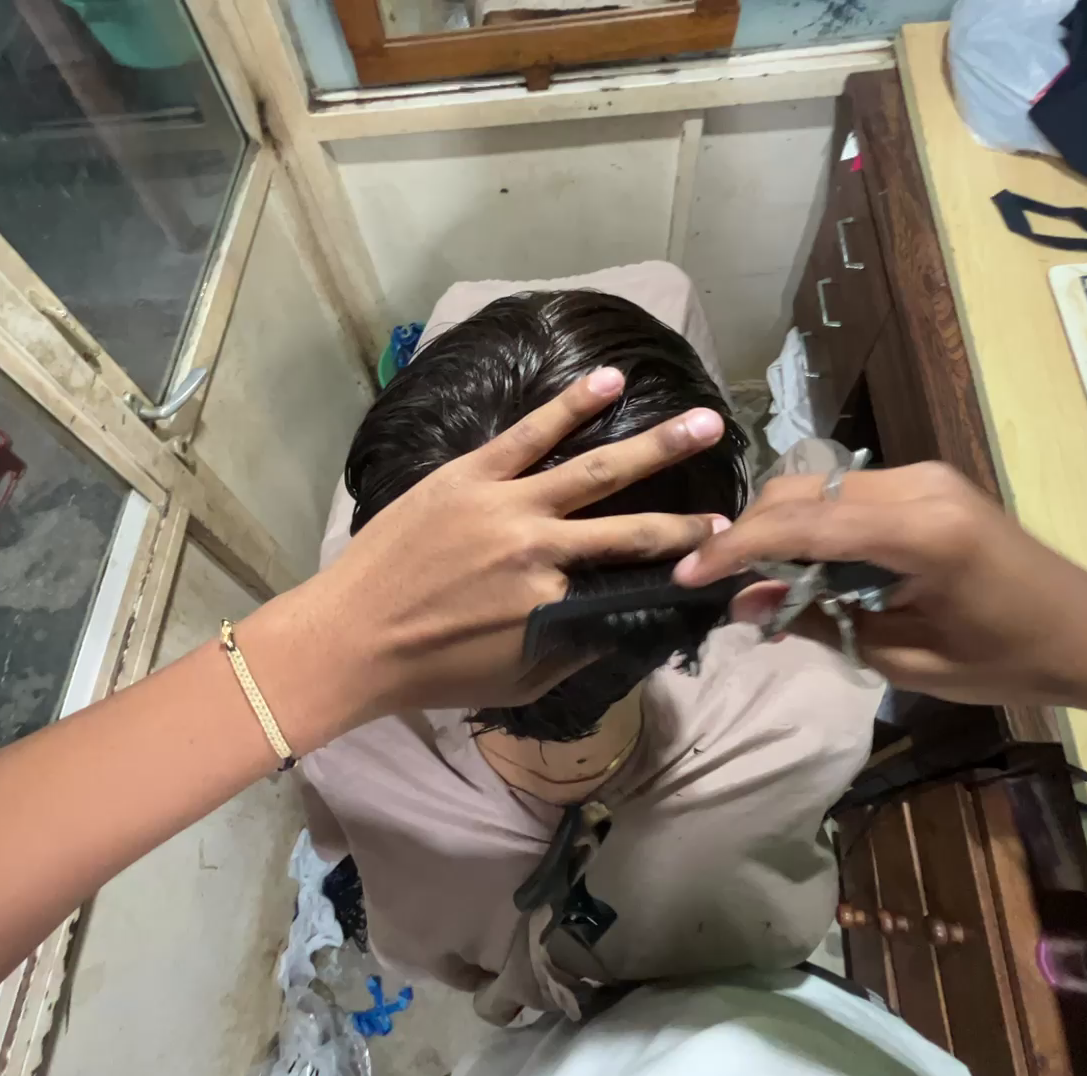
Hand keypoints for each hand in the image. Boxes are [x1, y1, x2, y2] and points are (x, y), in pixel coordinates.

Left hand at [253, 367, 729, 739]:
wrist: (350, 637)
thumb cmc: (433, 672)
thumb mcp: (517, 683)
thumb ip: (575, 649)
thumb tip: (621, 620)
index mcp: (554, 602)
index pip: (630, 585)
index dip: (676, 574)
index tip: (713, 560)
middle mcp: (541, 547)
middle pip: (632, 528)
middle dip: (688, 517)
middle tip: (735, 504)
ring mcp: (505, 503)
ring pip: (593, 468)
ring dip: (653, 445)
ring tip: (702, 419)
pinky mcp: (469, 475)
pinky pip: (529, 434)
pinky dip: (571, 405)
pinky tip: (610, 381)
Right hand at [674, 462, 1086, 712]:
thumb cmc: (1011, 663)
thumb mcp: (905, 658)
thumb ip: (819, 622)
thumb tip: (742, 604)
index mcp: (922, 532)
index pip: (801, 524)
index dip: (736, 547)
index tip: (689, 573)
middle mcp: (918, 486)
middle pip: (798, 493)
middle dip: (748, 533)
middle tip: (716, 579)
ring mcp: (924, 477)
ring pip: (813, 487)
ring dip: (775, 527)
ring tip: (757, 576)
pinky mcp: (925, 483)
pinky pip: (841, 494)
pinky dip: (808, 524)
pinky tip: (803, 562)